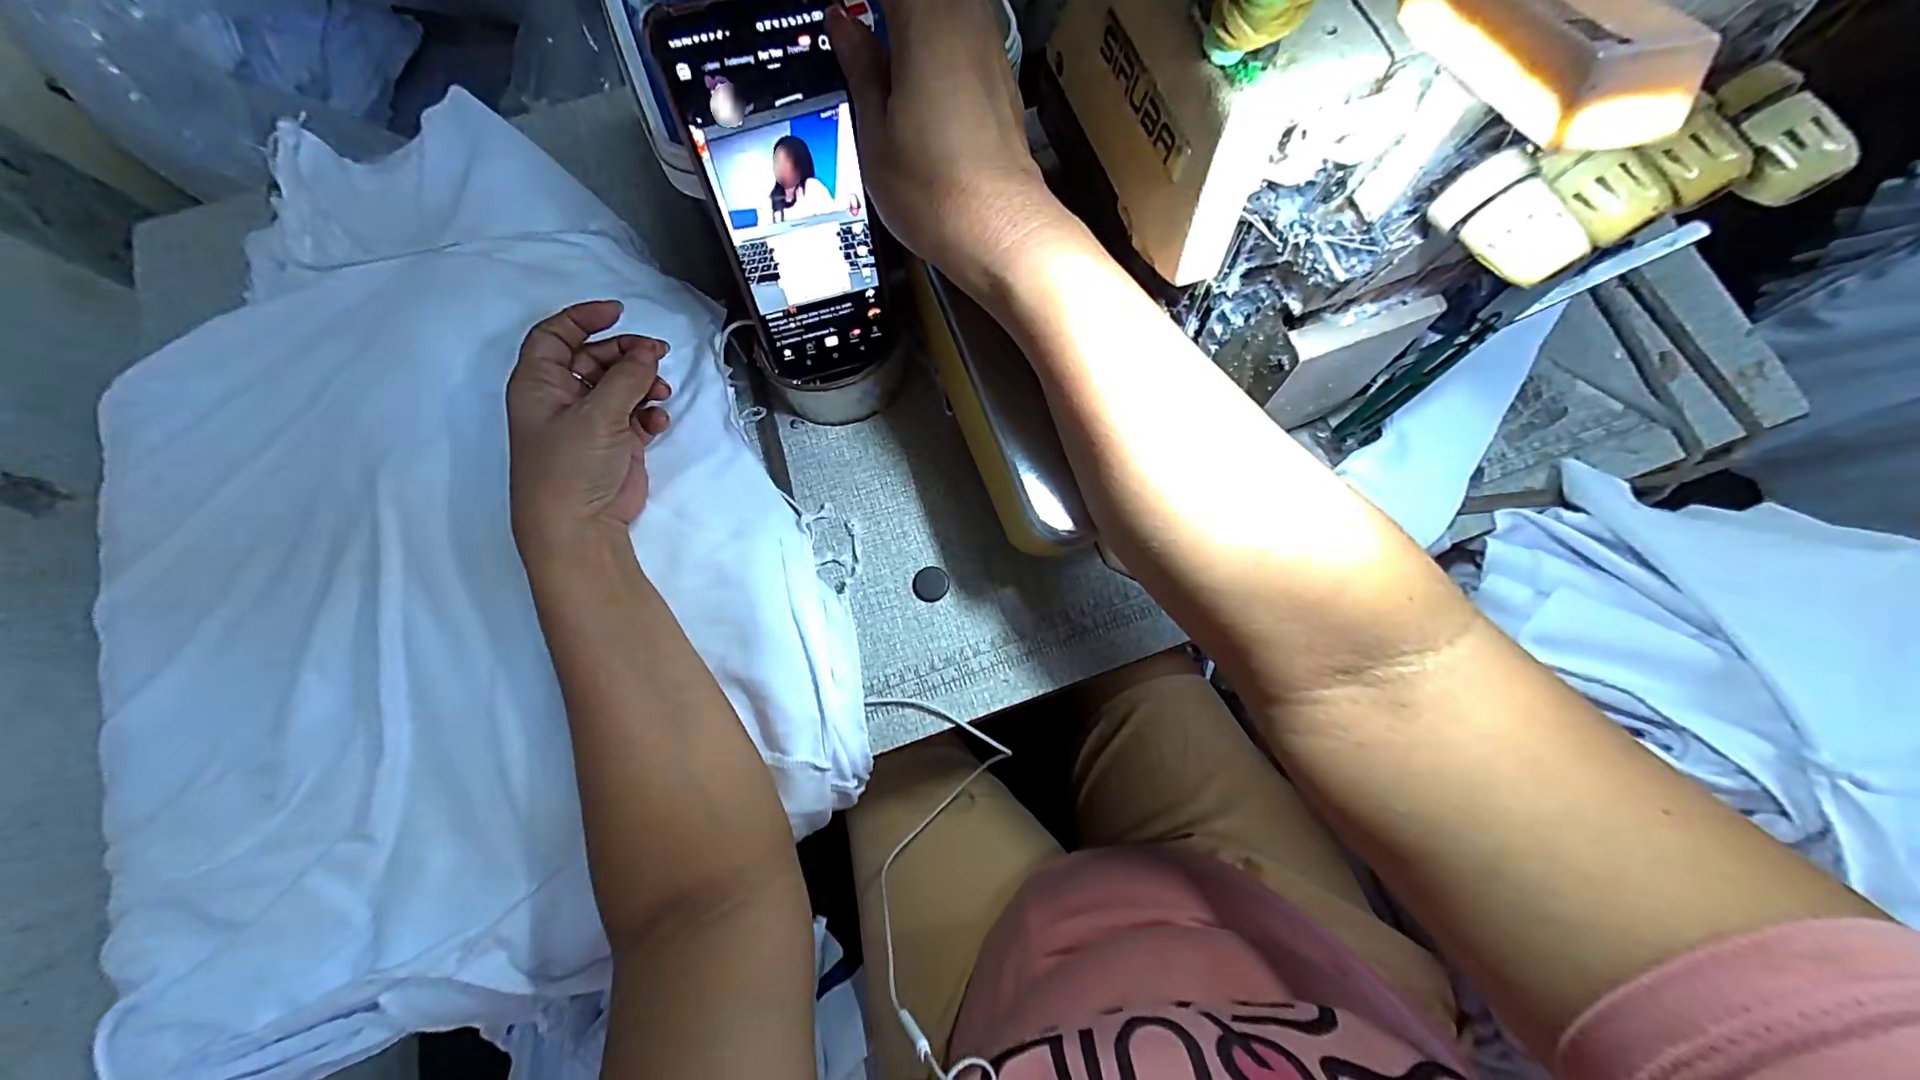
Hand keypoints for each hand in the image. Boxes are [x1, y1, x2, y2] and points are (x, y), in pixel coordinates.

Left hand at [507, 300, 672, 549]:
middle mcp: (563, 398)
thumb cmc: (570, 465)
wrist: (579, 524)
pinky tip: (657, 419)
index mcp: (540, 383)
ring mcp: (591, 421)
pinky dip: (649, 412)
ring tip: (660, 392)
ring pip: (621, 385)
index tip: (619, 311)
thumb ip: (626, 378)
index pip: (556, 335)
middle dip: (627, 353)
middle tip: (657, 354)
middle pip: (596, 358)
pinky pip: (636, 414)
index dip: (584, 318)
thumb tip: (648, 351)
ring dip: (643, 383)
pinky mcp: (616, 442)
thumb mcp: (596, 414)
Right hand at [827, 0, 1070, 295]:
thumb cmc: (940, 193)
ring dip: (911, 32)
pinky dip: (937, 52)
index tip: (843, 20)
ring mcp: (991, 50)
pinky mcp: (1002, 83)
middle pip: (918, 0)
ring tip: (884, 70)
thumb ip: (858, 67)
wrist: (996, 230)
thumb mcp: (874, 131)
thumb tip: (844, 28)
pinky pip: (963, 42)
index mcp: (925, 16)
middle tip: (860, 48)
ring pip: (944, 13)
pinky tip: (917, 90)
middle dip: (887, 19)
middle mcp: (967, 19)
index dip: (858, 6)